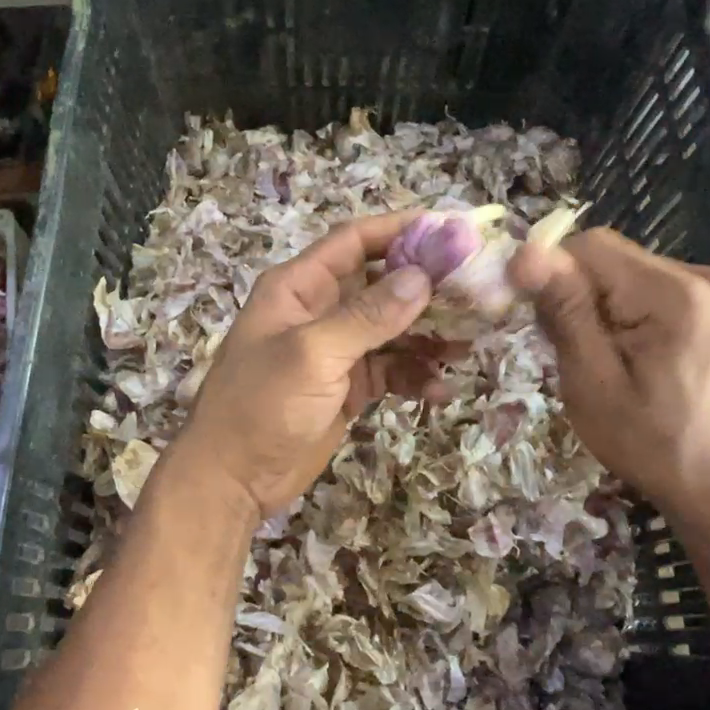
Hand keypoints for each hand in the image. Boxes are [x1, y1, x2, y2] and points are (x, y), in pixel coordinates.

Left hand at [180, 211, 447, 517]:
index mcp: (300, 286)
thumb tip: (422, 277)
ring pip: (393, 328)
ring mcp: (336, 349)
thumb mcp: (314, 354)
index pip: (355, 240)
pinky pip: (390, 369)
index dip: (401, 230)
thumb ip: (368, 315)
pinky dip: (415, 376)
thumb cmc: (262, 405)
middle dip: (428, 288)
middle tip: (478, 294)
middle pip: (382, 283)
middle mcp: (320, 309)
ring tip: (468, 346)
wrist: (232, 479)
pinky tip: (440, 391)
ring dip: (429, 335)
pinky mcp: (348, 386)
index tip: (452, 231)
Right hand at [509, 229, 709, 519]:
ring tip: (616, 363)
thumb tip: (524, 253)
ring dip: (610, 306)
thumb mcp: (593, 385)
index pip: (591, 246)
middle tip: (582, 356)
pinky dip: (638, 313)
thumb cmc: (653, 446)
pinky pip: (662, 289)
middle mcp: (709, 277)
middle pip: (615, 260)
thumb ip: (563, 312)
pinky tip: (645, 358)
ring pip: (635, 273)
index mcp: (677, 295)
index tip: (544, 324)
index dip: (554, 276)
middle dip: (584, 297)